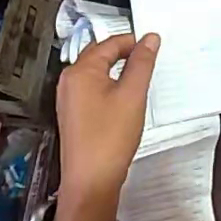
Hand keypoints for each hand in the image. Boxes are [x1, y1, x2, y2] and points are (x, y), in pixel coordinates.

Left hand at [54, 33, 158, 220]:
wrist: (91, 180)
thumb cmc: (109, 138)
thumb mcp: (133, 94)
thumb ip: (142, 63)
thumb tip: (149, 39)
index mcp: (80, 71)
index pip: (109, 43)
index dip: (132, 41)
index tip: (152, 44)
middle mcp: (69, 81)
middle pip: (98, 54)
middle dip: (123, 52)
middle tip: (148, 56)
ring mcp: (68, 99)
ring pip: (95, 72)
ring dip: (117, 68)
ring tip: (139, 74)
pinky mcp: (73, 114)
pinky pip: (92, 88)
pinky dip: (109, 84)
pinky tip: (124, 96)